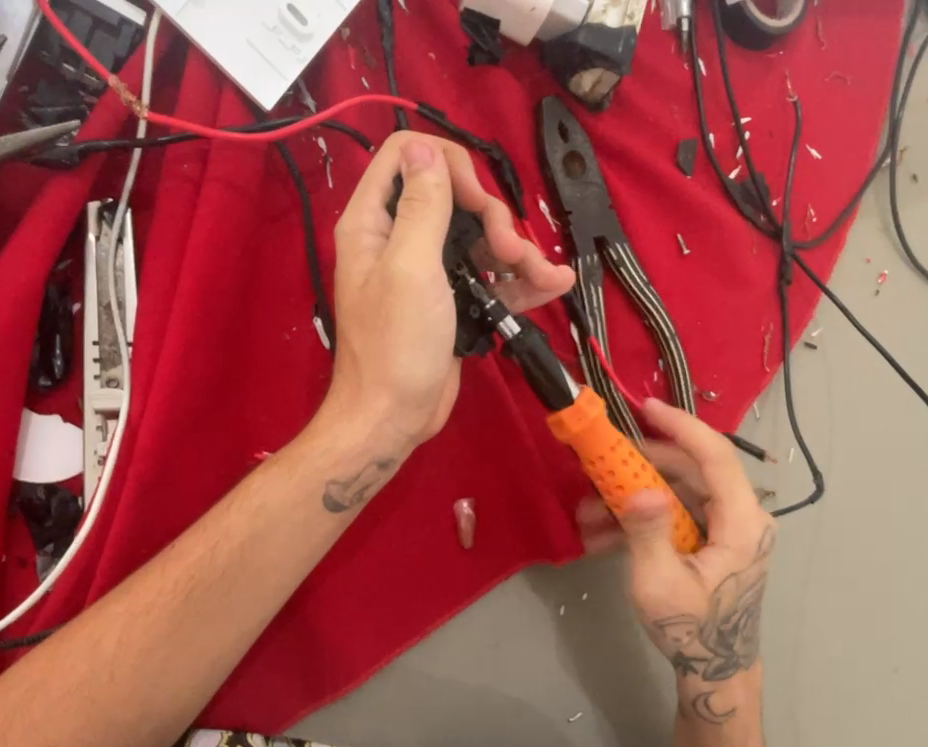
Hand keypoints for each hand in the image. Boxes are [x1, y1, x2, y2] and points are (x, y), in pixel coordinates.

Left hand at [328, 132, 575, 447]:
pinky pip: (491, 278)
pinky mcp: (453, 303)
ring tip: (547, 278)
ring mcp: (429, 272)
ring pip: (480, 239)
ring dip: (518, 253)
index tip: (475, 201)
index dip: (449, 164)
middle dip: (493, 218)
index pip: (408, 155)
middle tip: (509, 252)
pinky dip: (521, 282)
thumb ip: (422, 207)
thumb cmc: (395, 346)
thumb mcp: (409, 269)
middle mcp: (399, 238)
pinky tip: (553, 285)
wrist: (394, 418)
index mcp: (374, 222)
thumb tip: (425, 147)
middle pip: (456, 197)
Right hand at [578, 400, 775, 723]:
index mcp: (742, 522)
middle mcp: (742, 517)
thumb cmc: (692, 631)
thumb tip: (638, 489)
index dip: (681, 427)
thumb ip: (648, 533)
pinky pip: (677, 516)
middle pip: (691, 471)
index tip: (644, 408)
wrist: (715, 670)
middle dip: (639, 469)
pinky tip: (603, 536)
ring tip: (587, 516)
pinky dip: (642, 520)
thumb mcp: (660, 584)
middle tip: (597, 469)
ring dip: (632, 499)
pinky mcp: (714, 542)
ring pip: (679, 493)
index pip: (715, 456)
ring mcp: (728, 529)